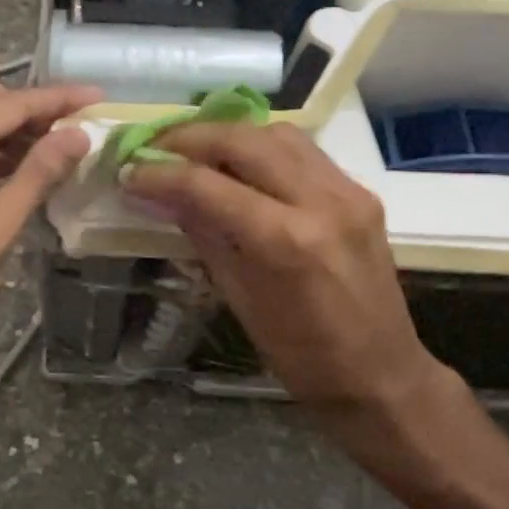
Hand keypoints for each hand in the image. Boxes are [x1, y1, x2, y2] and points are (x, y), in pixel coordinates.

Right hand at [122, 122, 452, 410]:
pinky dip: (263, 147)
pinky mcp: (361, 193)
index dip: (160, 174)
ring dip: (228, 135)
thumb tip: (162, 196)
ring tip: (193, 151)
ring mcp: (347, 192)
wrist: (379, 375)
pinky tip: (239, 164)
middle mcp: (320, 202)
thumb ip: (204, 235)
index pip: (207, 185)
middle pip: (242, 141)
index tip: (129, 174)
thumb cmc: (300, 355)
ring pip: (276, 133)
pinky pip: (303, 151)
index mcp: (285, 241)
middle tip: (154, 150)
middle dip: (189, 138)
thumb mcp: (239, 298)